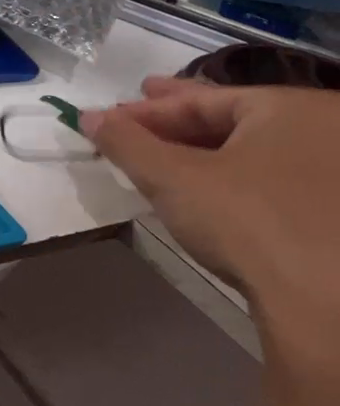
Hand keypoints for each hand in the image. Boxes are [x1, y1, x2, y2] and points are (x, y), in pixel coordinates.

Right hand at [82, 78, 339, 311]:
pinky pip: (288, 179)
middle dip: (181, 120)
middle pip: (239, 119)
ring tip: (168, 156)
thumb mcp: (168, 176)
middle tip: (136, 116)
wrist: (330, 306)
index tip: (107, 123)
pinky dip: (245, 176)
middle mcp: (335, 131)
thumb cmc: (248, 221)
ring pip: (265, 150)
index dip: (146, 111)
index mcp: (299, 109)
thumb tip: (90, 117)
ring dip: (210, 150)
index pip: (205, 100)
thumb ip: (124, 140)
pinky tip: (216, 190)